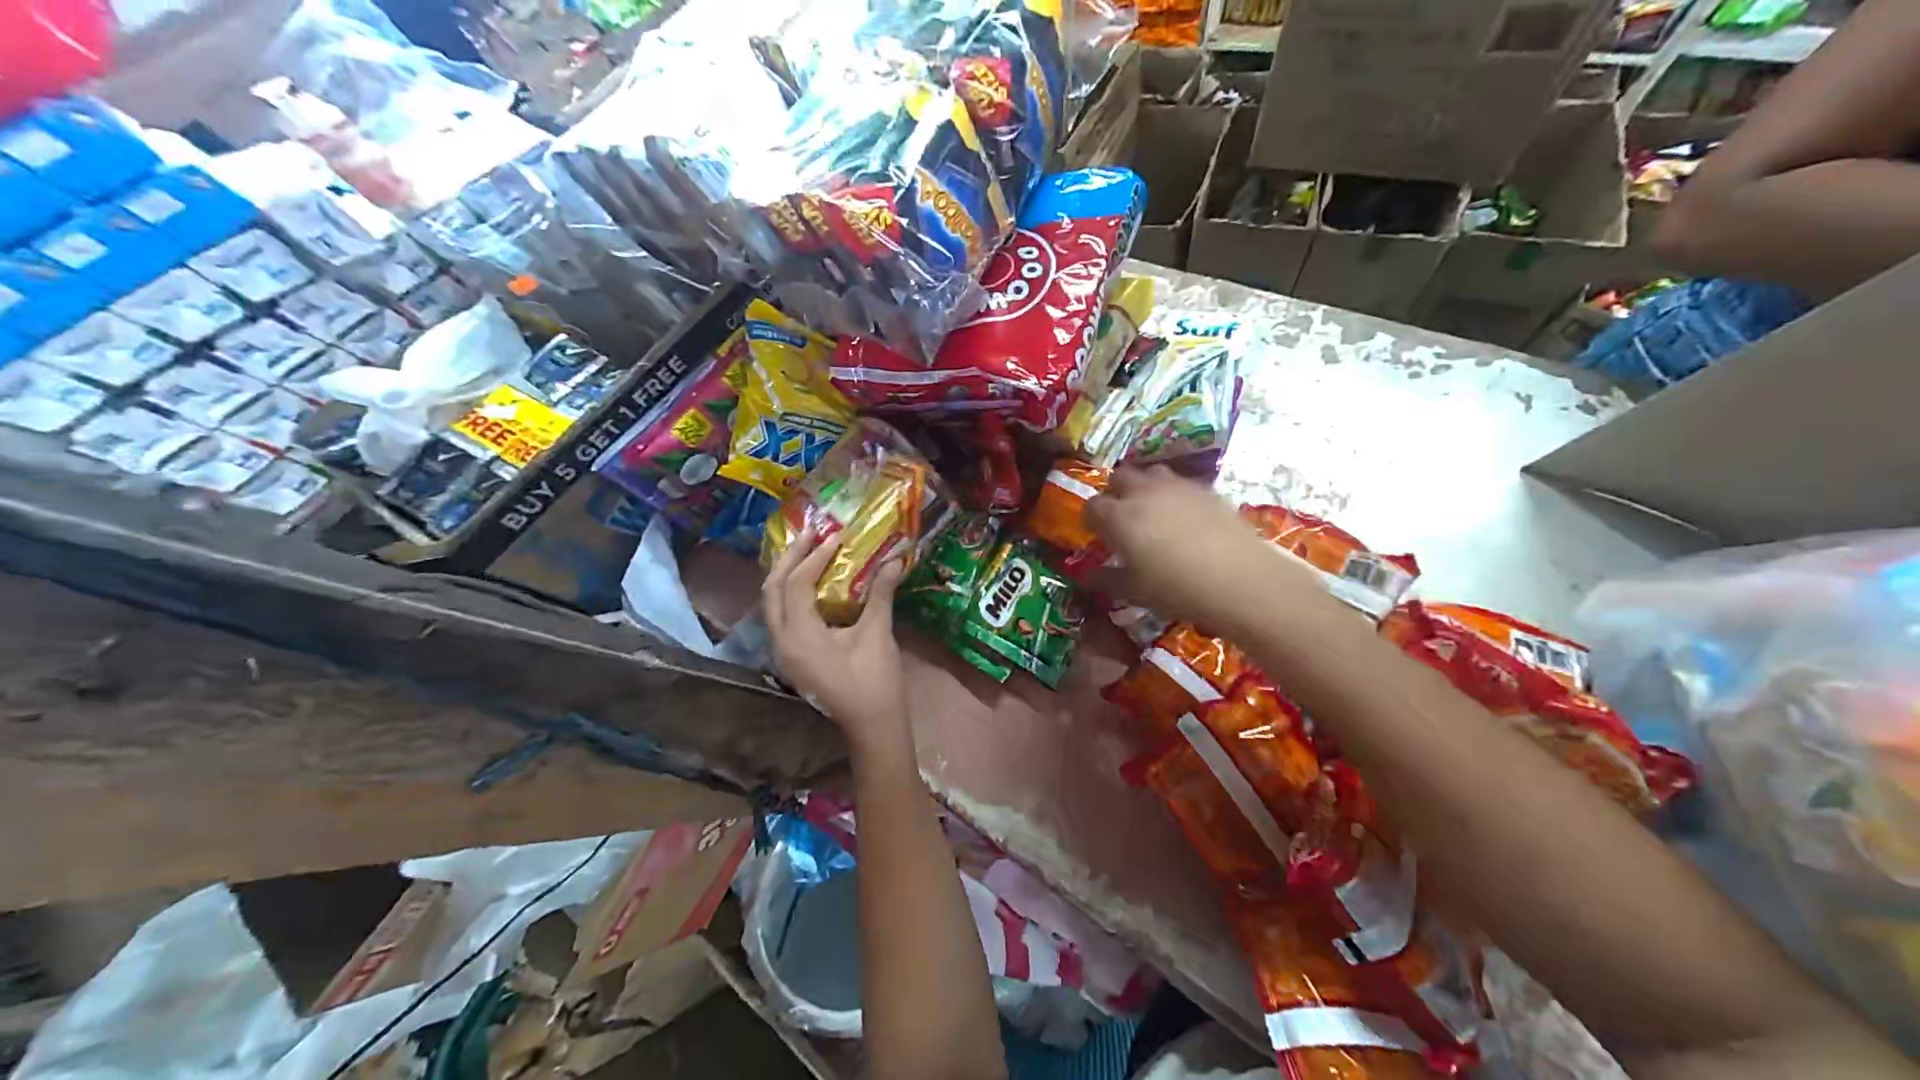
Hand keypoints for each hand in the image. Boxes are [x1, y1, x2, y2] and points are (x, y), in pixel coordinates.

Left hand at [763, 528, 909, 751]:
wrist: (872, 726)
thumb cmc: (874, 681)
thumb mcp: (877, 633)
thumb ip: (880, 593)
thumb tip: (894, 559)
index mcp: (798, 636)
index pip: (796, 584)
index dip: (815, 557)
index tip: (835, 537)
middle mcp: (781, 642)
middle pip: (773, 589)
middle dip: (790, 559)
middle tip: (811, 534)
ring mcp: (783, 653)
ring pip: (773, 604)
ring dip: (788, 575)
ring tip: (809, 552)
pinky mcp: (792, 659)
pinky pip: (781, 617)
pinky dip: (792, 595)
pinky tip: (812, 584)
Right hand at [1085, 466, 1321, 632]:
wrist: (1240, 578)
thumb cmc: (1176, 589)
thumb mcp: (1134, 592)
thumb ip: (1106, 580)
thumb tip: (1088, 576)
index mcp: (1117, 517)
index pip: (1092, 506)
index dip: (1091, 519)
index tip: (1097, 535)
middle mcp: (1142, 492)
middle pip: (1119, 477)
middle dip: (1115, 493)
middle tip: (1121, 518)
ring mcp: (1176, 486)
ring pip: (1150, 473)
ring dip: (1144, 486)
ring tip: (1151, 510)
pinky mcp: (1205, 489)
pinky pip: (1180, 483)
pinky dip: (1173, 493)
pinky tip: (1183, 517)